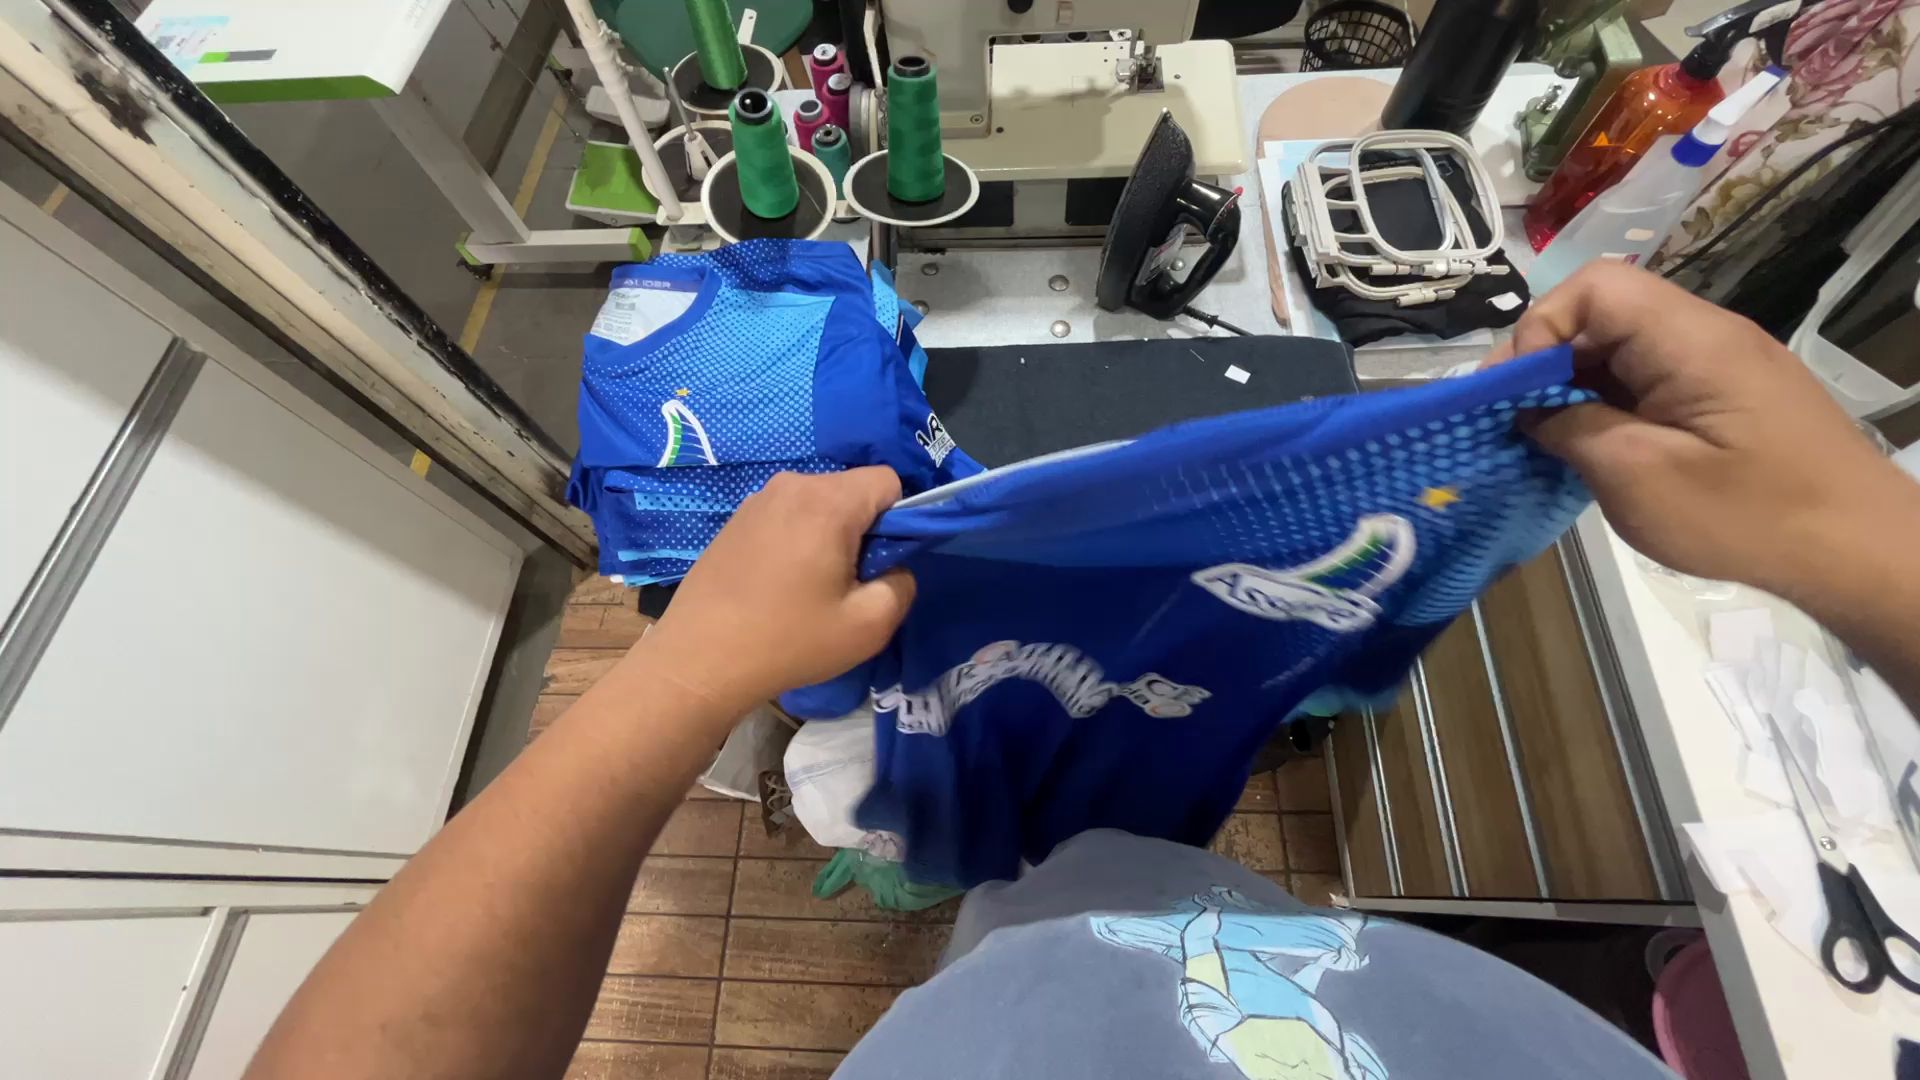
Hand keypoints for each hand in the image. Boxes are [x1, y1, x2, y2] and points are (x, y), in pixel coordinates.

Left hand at [636, 467, 914, 713]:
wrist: (699, 661)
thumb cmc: (790, 640)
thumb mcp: (870, 625)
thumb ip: (903, 585)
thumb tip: (895, 567)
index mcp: (828, 501)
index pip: (888, 480)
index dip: (900, 517)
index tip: (881, 562)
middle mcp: (792, 485)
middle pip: (852, 489)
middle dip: (864, 527)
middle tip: (847, 581)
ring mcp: (757, 500)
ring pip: (819, 502)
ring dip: (830, 534)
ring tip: (811, 585)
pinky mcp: (736, 519)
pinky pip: (788, 515)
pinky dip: (798, 538)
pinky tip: (780, 583)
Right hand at [1492, 262, 1917, 599]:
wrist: (1854, 553)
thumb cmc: (1745, 515)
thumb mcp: (1635, 473)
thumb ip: (1569, 426)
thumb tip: (1526, 410)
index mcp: (1691, 344)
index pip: (1595, 288)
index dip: (1540, 327)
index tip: (1515, 389)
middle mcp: (1701, 339)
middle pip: (1596, 313)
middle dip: (1537, 359)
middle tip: (1502, 416)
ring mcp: (1707, 367)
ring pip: (1608, 348)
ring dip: (1558, 385)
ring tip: (1530, 433)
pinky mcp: (1708, 396)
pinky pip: (1631, 378)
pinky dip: (1588, 402)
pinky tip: (1572, 441)